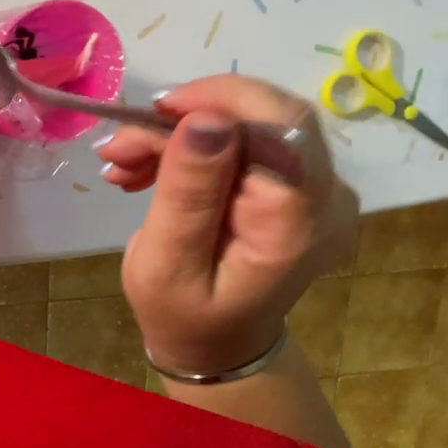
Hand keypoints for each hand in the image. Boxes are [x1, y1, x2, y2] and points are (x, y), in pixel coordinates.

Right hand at [98, 75, 357, 374]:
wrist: (216, 345)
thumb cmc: (182, 314)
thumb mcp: (166, 265)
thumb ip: (187, 195)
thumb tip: (204, 121)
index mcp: (298, 222)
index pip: (276, 129)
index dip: (216, 103)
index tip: (148, 114)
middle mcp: (328, 195)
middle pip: (266, 119)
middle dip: (188, 117)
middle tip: (119, 144)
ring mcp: (318, 187)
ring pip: (252, 125)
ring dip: (180, 133)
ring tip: (122, 162)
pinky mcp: (298, 183)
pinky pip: (248, 142)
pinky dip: (194, 145)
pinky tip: (149, 165)